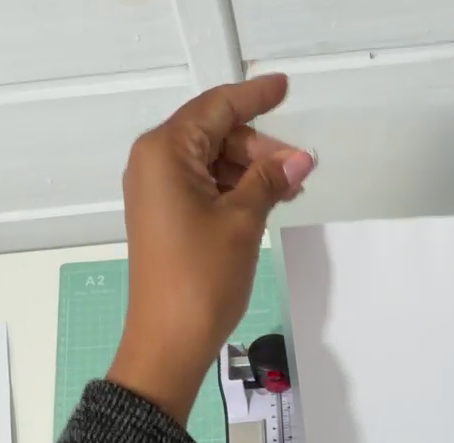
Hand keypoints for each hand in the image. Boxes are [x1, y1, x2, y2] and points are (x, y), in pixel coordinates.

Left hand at [109, 74, 313, 423]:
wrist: (168, 342)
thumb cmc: (201, 280)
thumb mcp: (242, 222)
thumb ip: (270, 180)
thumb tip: (300, 156)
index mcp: (165, 152)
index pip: (217, 108)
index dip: (255, 98)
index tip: (284, 88)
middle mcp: (153, 164)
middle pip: (214, 135)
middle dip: (259, 147)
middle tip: (299, 169)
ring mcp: (156, 193)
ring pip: (211, 164)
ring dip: (250, 172)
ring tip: (290, 190)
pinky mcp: (164, 219)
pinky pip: (203, 188)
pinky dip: (234, 191)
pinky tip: (264, 202)